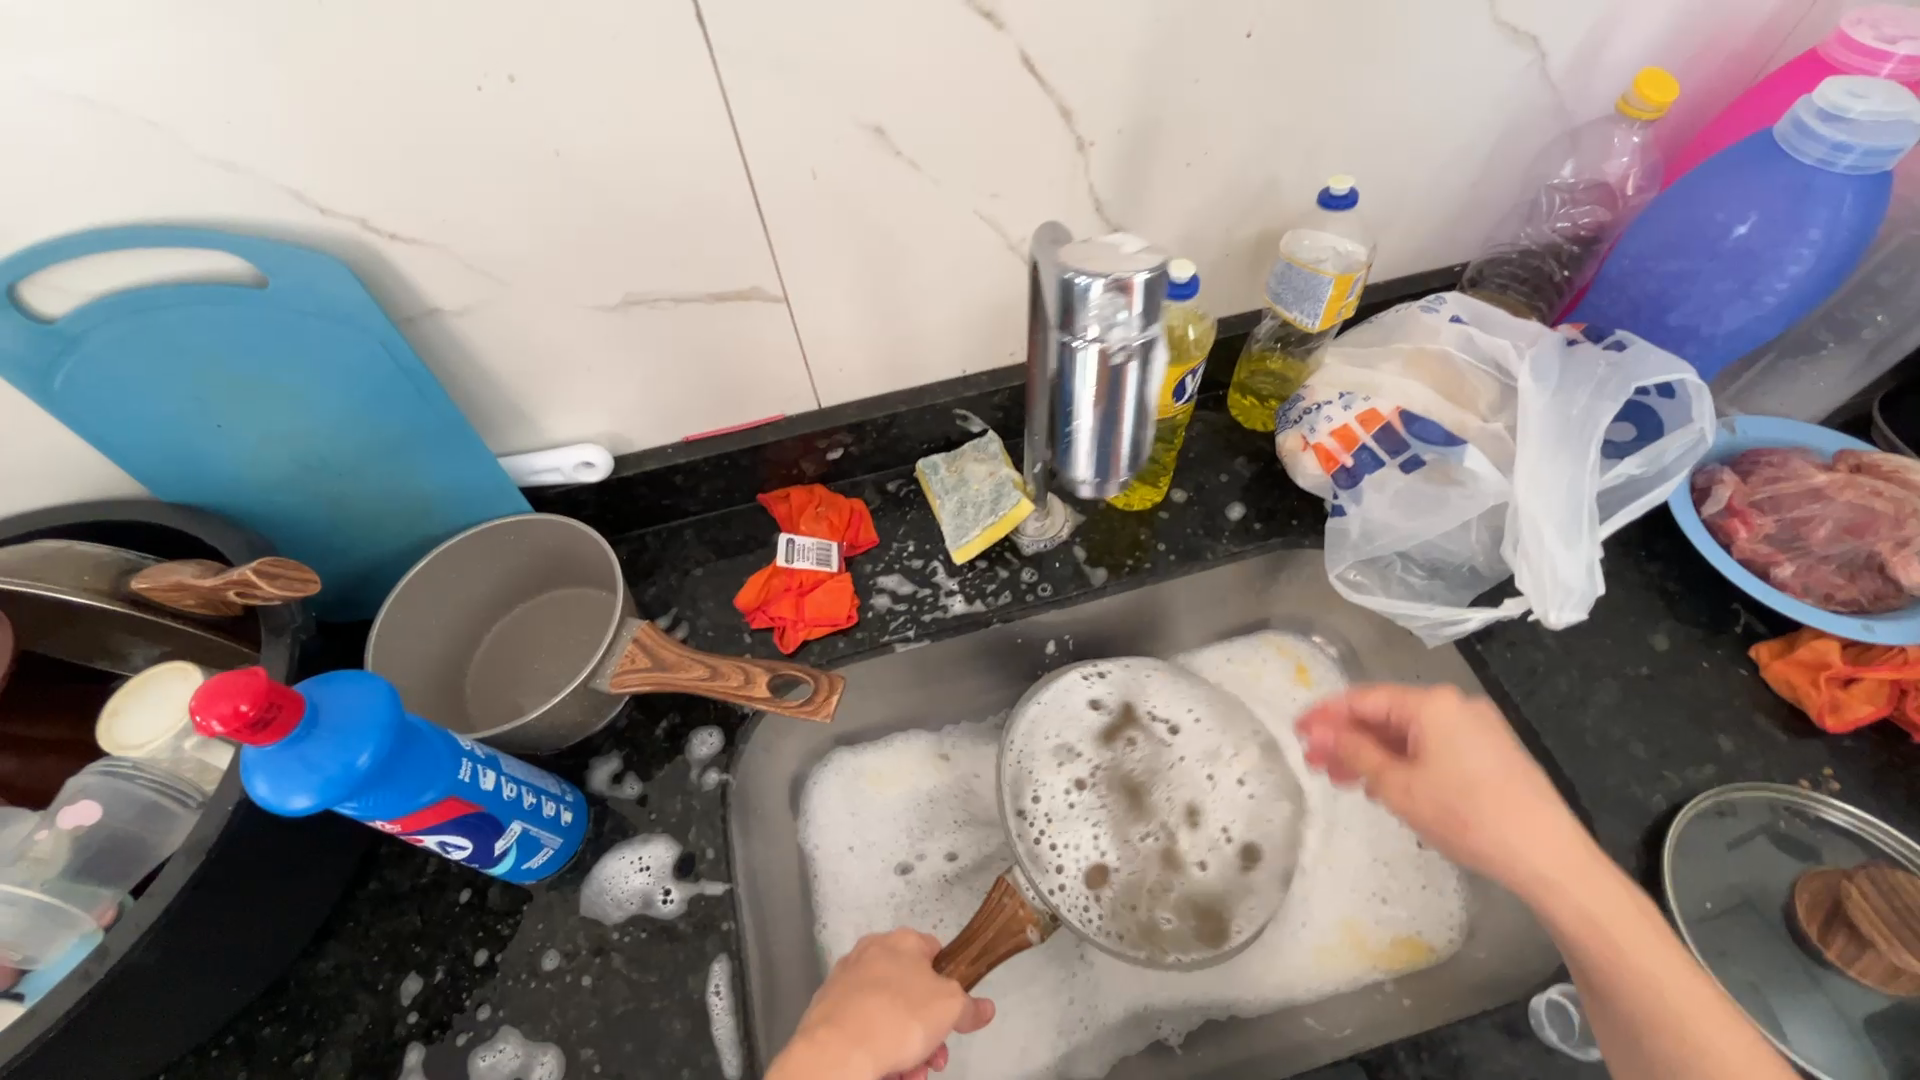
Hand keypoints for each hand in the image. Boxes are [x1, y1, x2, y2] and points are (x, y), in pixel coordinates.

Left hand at [769, 928, 994, 1079]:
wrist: (837, 1051)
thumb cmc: (900, 1016)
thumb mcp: (951, 1008)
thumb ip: (970, 1006)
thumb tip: (986, 1008)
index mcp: (902, 941)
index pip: (934, 951)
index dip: (949, 982)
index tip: (954, 1014)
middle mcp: (871, 953)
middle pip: (911, 991)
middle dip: (928, 1029)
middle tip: (935, 1057)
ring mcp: (846, 981)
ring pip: (888, 1015)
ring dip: (907, 1047)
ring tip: (911, 1074)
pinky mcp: (828, 1010)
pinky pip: (864, 1028)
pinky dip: (878, 1050)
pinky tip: (888, 1073)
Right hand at [1294, 683, 1592, 896]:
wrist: (1548, 856)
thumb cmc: (1465, 815)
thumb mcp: (1397, 785)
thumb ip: (1353, 752)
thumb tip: (1318, 733)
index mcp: (1431, 704)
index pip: (1362, 699)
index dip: (1325, 715)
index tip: (1296, 732)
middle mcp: (1454, 705)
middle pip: (1385, 714)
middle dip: (1347, 738)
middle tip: (1315, 763)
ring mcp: (1477, 727)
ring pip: (1408, 733)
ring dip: (1372, 752)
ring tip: (1344, 780)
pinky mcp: (1490, 751)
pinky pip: (1432, 746)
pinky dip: (1402, 760)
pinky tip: (1385, 785)